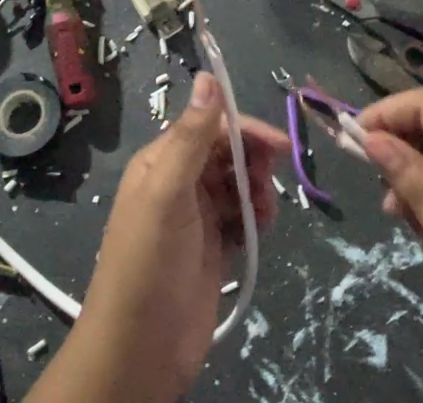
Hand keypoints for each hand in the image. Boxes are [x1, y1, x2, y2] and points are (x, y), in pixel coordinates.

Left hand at [26, 73, 289, 402]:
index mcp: (160, 162)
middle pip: (225, 154)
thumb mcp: (167, 192)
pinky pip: (241, 218)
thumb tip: (207, 77)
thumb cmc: (149, 261)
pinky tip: (260, 230)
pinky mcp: (212, 248)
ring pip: (237, 185)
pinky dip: (255, 218)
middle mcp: (177, 183)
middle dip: (252, 161)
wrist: (141, 344)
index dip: (243, 129)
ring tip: (263, 215)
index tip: (281, 144)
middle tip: (267, 186)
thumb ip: (190, 136)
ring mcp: (195, 218)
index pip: (207, 126)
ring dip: (257, 191)